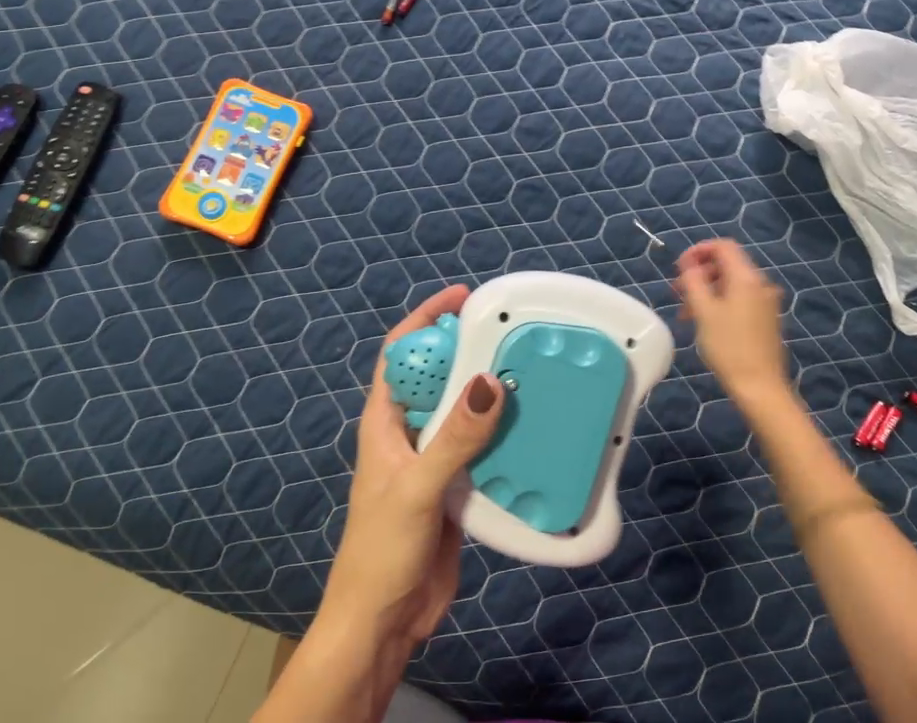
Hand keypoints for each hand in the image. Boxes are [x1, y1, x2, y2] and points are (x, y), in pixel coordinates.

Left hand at [322, 286, 505, 653]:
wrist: (383, 619)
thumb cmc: (383, 549)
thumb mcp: (416, 488)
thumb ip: (454, 438)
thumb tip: (490, 382)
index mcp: (384, 422)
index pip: (400, 354)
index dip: (425, 320)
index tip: (463, 297)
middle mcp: (407, 434)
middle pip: (437, 379)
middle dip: (468, 353)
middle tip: (512, 334)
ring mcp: (432, 463)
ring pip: (462, 414)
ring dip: (489, 394)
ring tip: (532, 371)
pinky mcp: (454, 491)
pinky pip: (480, 450)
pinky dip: (502, 436)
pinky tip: (533, 429)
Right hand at [674, 238, 793, 405]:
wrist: (759, 386)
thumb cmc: (728, 347)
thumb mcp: (704, 311)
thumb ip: (694, 281)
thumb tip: (688, 263)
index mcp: (747, 278)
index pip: (723, 246)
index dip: (698, 250)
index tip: (678, 268)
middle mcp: (761, 284)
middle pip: (727, 265)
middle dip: (700, 274)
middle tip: (677, 292)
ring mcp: (766, 303)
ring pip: (731, 285)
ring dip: (707, 291)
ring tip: (686, 313)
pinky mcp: (766, 319)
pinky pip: (739, 300)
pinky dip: (720, 303)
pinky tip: (705, 323)